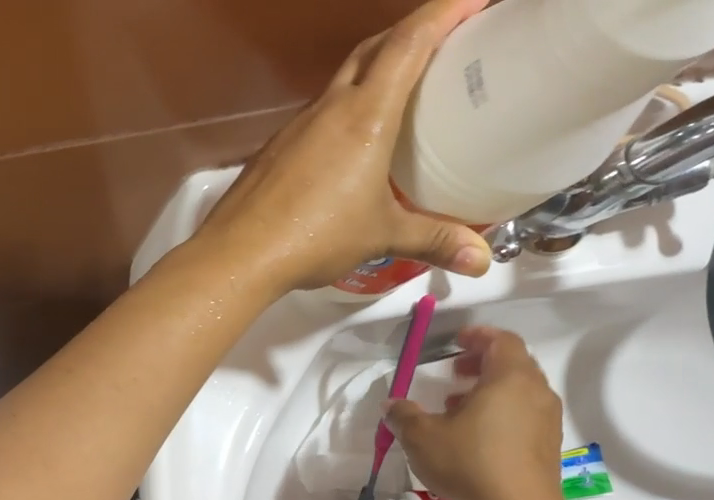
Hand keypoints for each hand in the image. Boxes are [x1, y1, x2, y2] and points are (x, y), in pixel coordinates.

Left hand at [190, 0, 492, 291]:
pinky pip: (311, 119)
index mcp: (365, 115)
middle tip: (441, 37)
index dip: (443, 11)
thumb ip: (432, 240)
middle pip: (370, 51)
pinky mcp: (269, 154)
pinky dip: (337, 113)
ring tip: (397, 89)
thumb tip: (479, 260)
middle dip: (408, 32)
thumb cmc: (312, 239)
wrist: (234, 258)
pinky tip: (344, 141)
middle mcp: (326, 110)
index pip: (408, 42)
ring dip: (368, 74)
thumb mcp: (380, 237)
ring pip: (336, 84)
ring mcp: (292, 131)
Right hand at [386, 327, 563, 499]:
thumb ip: (403, 415)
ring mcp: (545, 417)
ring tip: (458, 405)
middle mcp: (534, 391)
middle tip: (454, 371)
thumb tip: (391, 403)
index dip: (479, 336)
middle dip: (482, 362)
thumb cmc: (468, 461)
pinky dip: (500, 410)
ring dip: (489, 389)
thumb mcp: (421, 437)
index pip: (502, 341)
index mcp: (508, 379)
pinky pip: (522, 412)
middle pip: (513, 363)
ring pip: (518, 390)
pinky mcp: (546, 442)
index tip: (457, 339)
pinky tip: (474, 432)